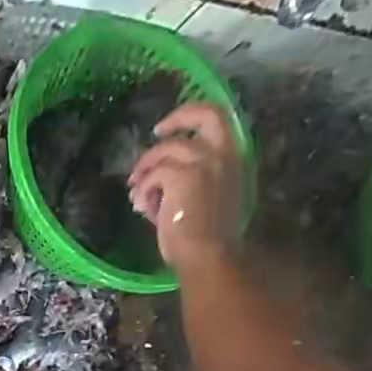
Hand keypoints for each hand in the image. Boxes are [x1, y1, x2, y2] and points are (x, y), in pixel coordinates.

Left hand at [126, 103, 246, 268]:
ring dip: (146, 170)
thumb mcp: (206, 202)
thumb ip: (187, 184)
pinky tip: (141, 207)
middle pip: (201, 114)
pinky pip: (152, 175)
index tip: (169, 128)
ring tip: (136, 194)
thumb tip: (152, 185)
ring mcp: (201, 161)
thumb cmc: (208, 242)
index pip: (220, 119)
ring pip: (165, 150)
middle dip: (175, 118)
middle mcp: (222, 154)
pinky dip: (143, 191)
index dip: (191, 114)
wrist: (207, 256)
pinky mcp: (179, 175)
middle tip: (154, 134)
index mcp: (235, 160)